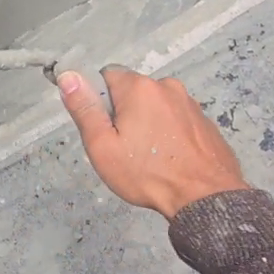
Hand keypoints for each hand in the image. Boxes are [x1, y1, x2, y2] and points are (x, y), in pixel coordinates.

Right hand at [57, 65, 249, 219]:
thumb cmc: (146, 173)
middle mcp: (167, 86)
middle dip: (124, 113)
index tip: (103, 128)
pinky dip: (169, 133)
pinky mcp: (206, 122)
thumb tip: (67, 75)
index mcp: (139, 88)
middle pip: (133, 92)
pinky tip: (170, 158)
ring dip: (148, 123)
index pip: (106, 76)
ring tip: (149, 157)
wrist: (206, 198)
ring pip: (156, 106)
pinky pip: (177, 119)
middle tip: (123, 147)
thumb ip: (84, 109)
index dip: (99, 101)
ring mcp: (190, 104)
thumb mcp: (102, 146)